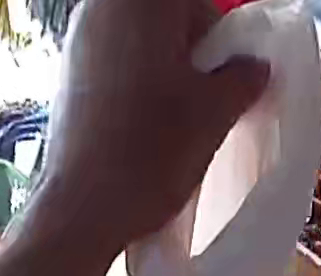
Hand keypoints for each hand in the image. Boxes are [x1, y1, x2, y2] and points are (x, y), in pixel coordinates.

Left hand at [39, 0, 268, 253]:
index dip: (221, 44)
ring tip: (170, 132)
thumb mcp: (213, 116)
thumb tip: (255, 66)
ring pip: (140, 50)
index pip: (202, 3)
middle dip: (190, 62)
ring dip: (162, 82)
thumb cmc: (151, 155)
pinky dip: (133, 97)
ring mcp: (77, 41)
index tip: (225, 88)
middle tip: (200, 112)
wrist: (83, 209)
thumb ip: (242, 80)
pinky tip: (139, 138)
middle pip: (167, 23)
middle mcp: (102, 4)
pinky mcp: (65, 80)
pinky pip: (114, 74)